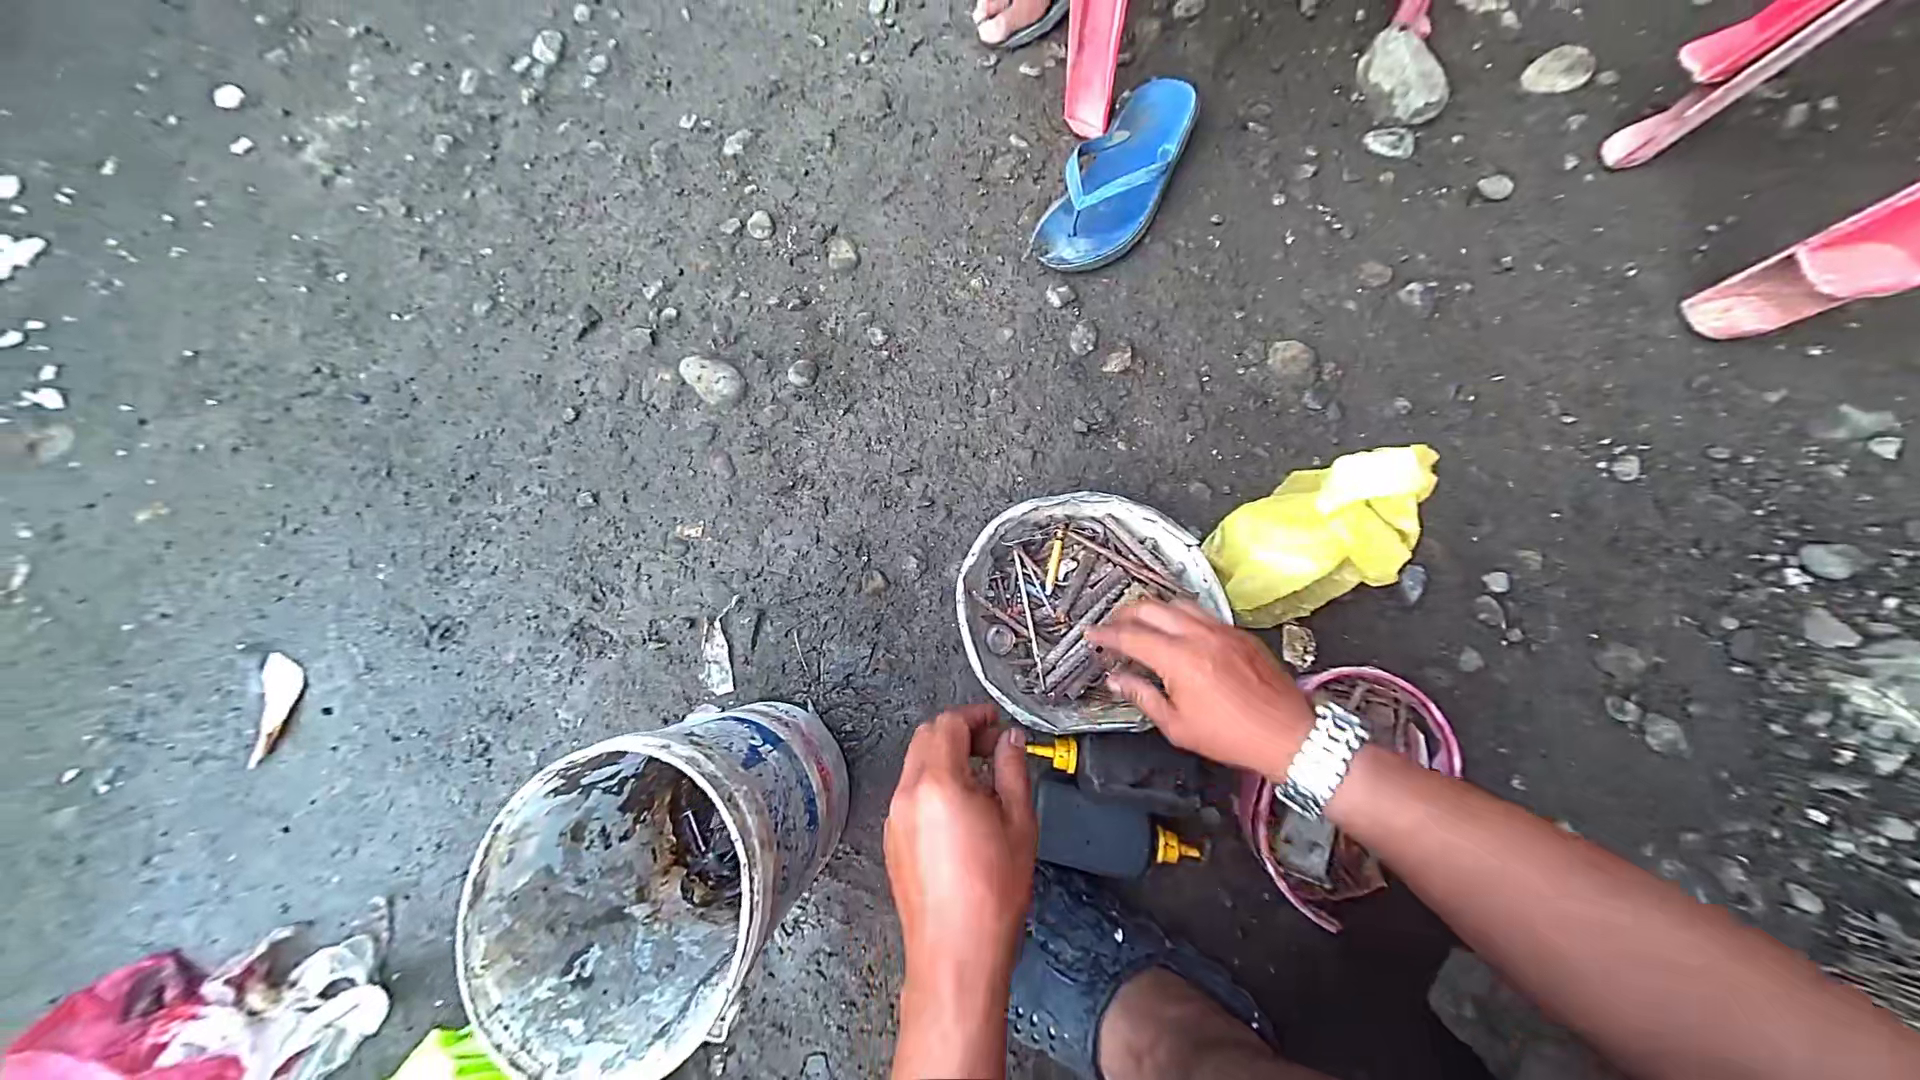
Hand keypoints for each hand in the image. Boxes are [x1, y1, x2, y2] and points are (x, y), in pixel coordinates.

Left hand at [885, 705, 1035, 1078]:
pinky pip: (911, 791)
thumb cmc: (990, 896)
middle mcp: (908, 793)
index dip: (976, 716)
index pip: (949, 723)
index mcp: (938, 783)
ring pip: (916, 762)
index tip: (996, 722)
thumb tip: (1010, 740)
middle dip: (960, 731)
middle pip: (927, 736)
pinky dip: (934, 782)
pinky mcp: (893, 837)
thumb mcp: (1018, 822)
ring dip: (946, 756)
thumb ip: (1013, 769)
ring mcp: (895, 816)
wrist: (955, 954)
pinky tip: (961, 808)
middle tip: (992, 746)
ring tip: (982, 780)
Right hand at [1087, 598, 1314, 776]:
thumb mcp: (1177, 726)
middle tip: (1111, 626)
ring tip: (1140, 623)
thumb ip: (1142, 696)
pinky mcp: (1238, 633)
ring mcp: (1222, 630)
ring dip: (1152, 609)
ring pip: (1176, 603)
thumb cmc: (1234, 736)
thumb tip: (1118, 680)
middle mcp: (1200, 636)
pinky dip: (1179, 616)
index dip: (1105, 634)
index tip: (1092, 634)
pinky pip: (1201, 612)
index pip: (1130, 635)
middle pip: (1150, 608)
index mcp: (1180, 660)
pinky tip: (1176, 632)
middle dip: (1124, 614)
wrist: (1288, 735)